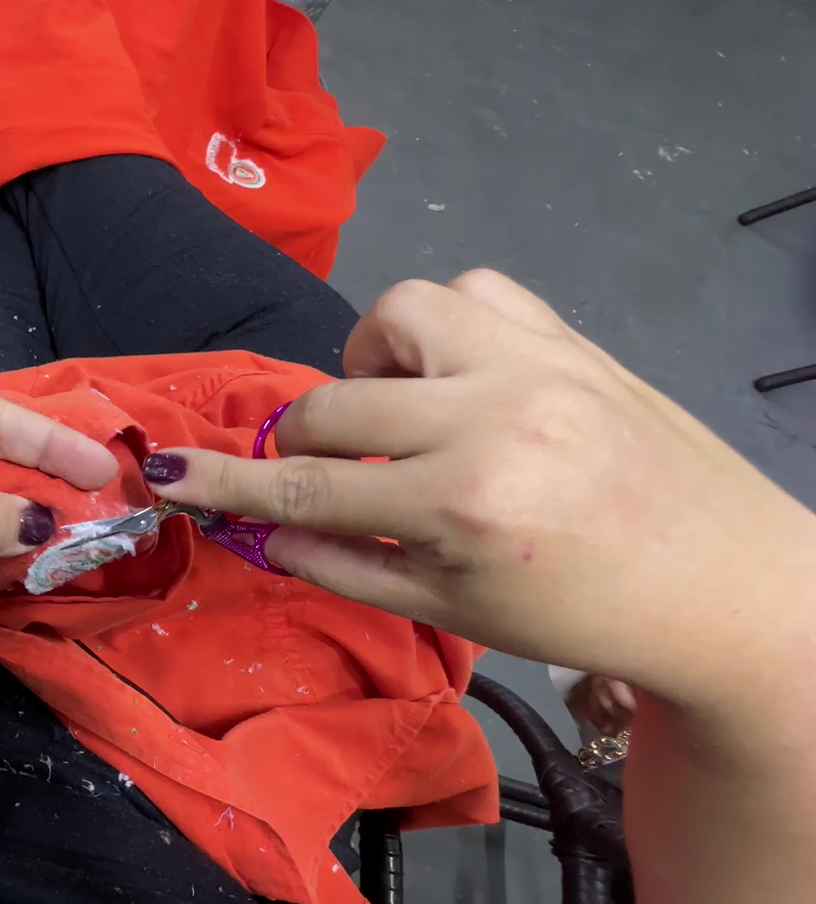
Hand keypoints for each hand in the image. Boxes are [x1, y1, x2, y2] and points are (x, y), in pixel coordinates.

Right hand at [139, 269, 815, 705]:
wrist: (736, 588)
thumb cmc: (575, 613)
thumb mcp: (440, 611)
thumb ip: (336, 565)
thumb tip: (263, 530)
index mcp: (461, 503)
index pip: (304, 486)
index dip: (223, 481)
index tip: (166, 473)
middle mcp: (495, 418)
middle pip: (331, 403)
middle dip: (305, 441)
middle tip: (331, 470)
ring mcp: (540, 365)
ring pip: (396, 313)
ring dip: (366, 366)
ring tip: (393, 408)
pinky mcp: (574, 339)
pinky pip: (474, 290)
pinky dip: (436, 328)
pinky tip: (448, 375)